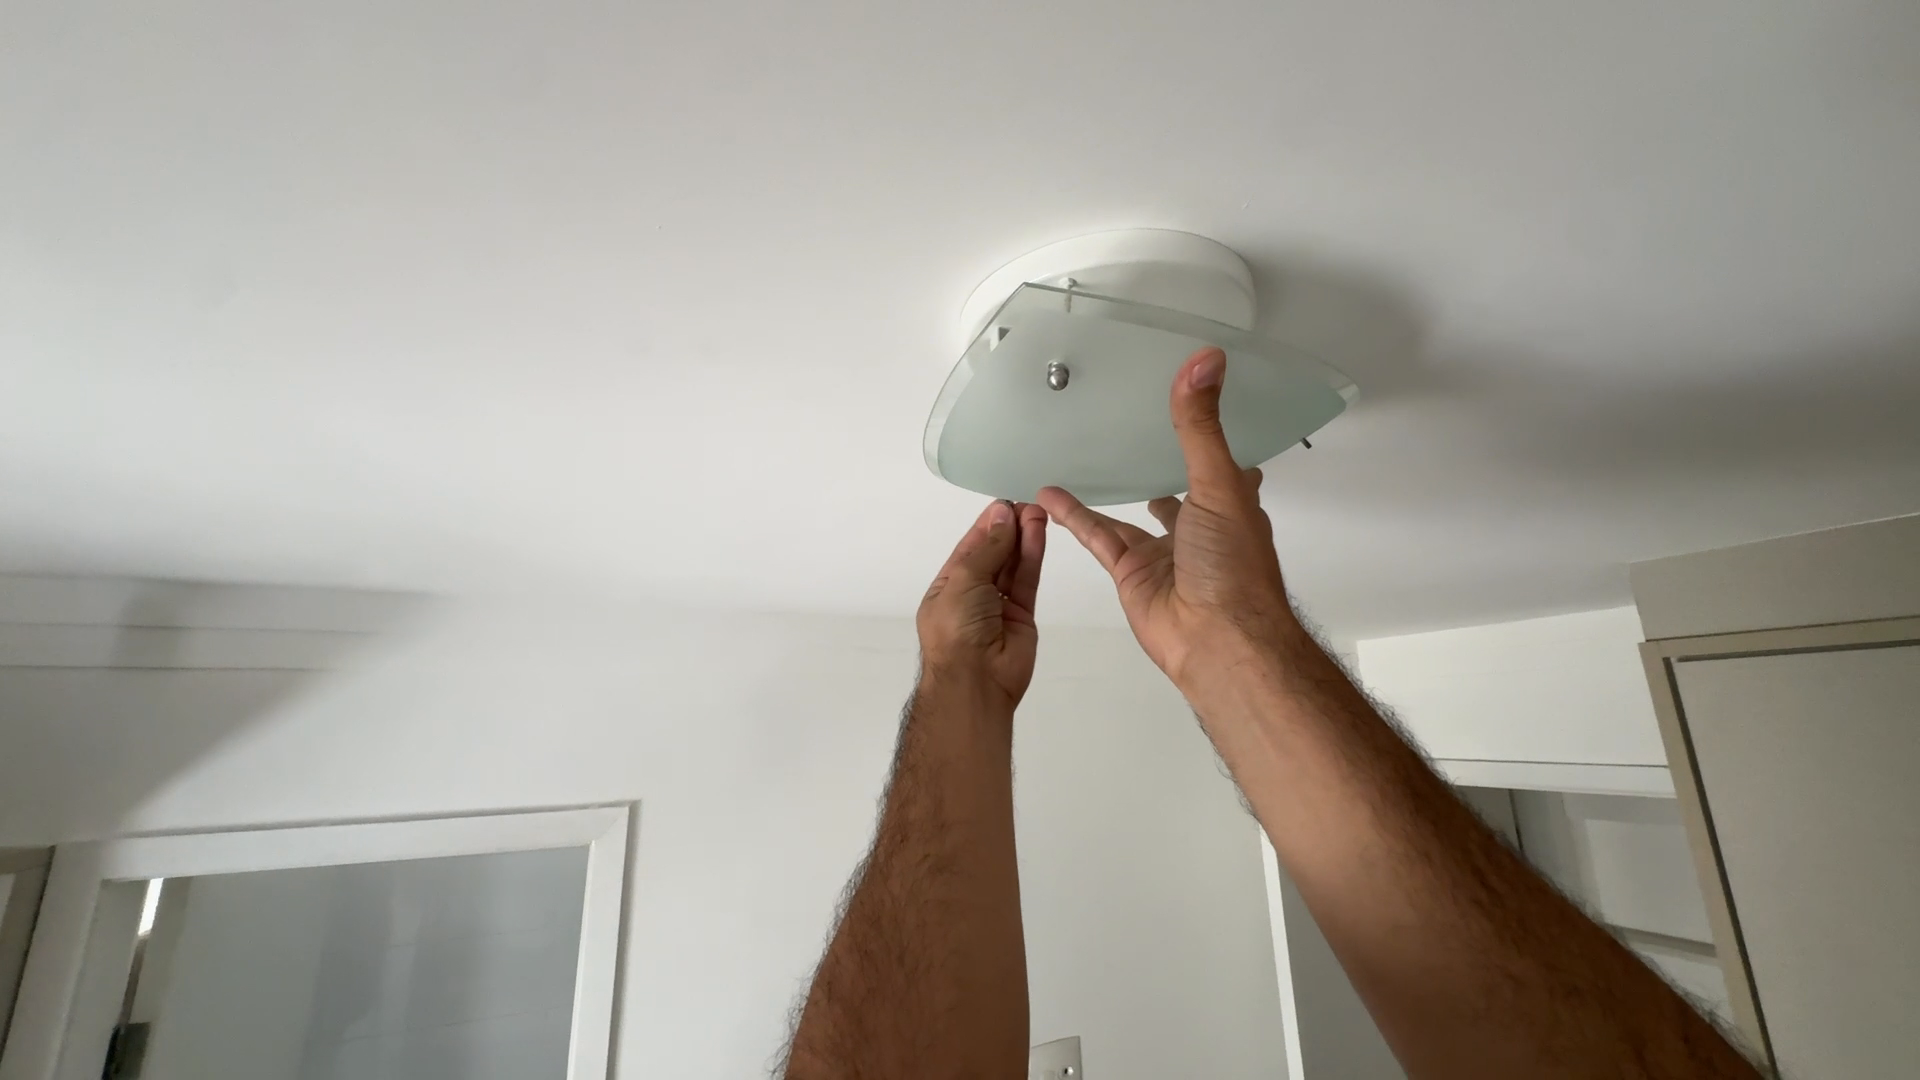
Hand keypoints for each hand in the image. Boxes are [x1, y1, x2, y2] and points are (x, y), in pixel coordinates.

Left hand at [917, 500, 1048, 707]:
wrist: (975, 681)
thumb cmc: (956, 627)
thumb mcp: (963, 580)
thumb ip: (988, 547)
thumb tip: (1002, 514)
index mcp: (947, 587)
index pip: (969, 548)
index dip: (987, 525)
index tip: (1005, 502)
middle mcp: (972, 595)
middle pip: (993, 554)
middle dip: (1008, 529)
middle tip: (1027, 501)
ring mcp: (998, 606)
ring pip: (1013, 565)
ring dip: (1024, 538)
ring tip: (1038, 510)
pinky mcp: (1023, 616)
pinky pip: (1027, 580)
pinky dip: (1033, 556)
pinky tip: (1039, 532)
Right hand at [1036, 347, 1297, 691]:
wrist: (1216, 640)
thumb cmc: (1231, 564)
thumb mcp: (1218, 484)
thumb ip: (1201, 426)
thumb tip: (1205, 359)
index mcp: (1230, 503)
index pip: (1223, 463)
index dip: (1211, 436)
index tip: (1192, 405)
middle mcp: (1198, 527)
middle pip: (1173, 488)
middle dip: (1156, 464)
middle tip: (1128, 428)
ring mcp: (1162, 552)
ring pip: (1128, 513)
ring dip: (1108, 488)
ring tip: (1083, 456)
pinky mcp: (1129, 572)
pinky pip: (1098, 536)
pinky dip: (1074, 516)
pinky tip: (1050, 494)